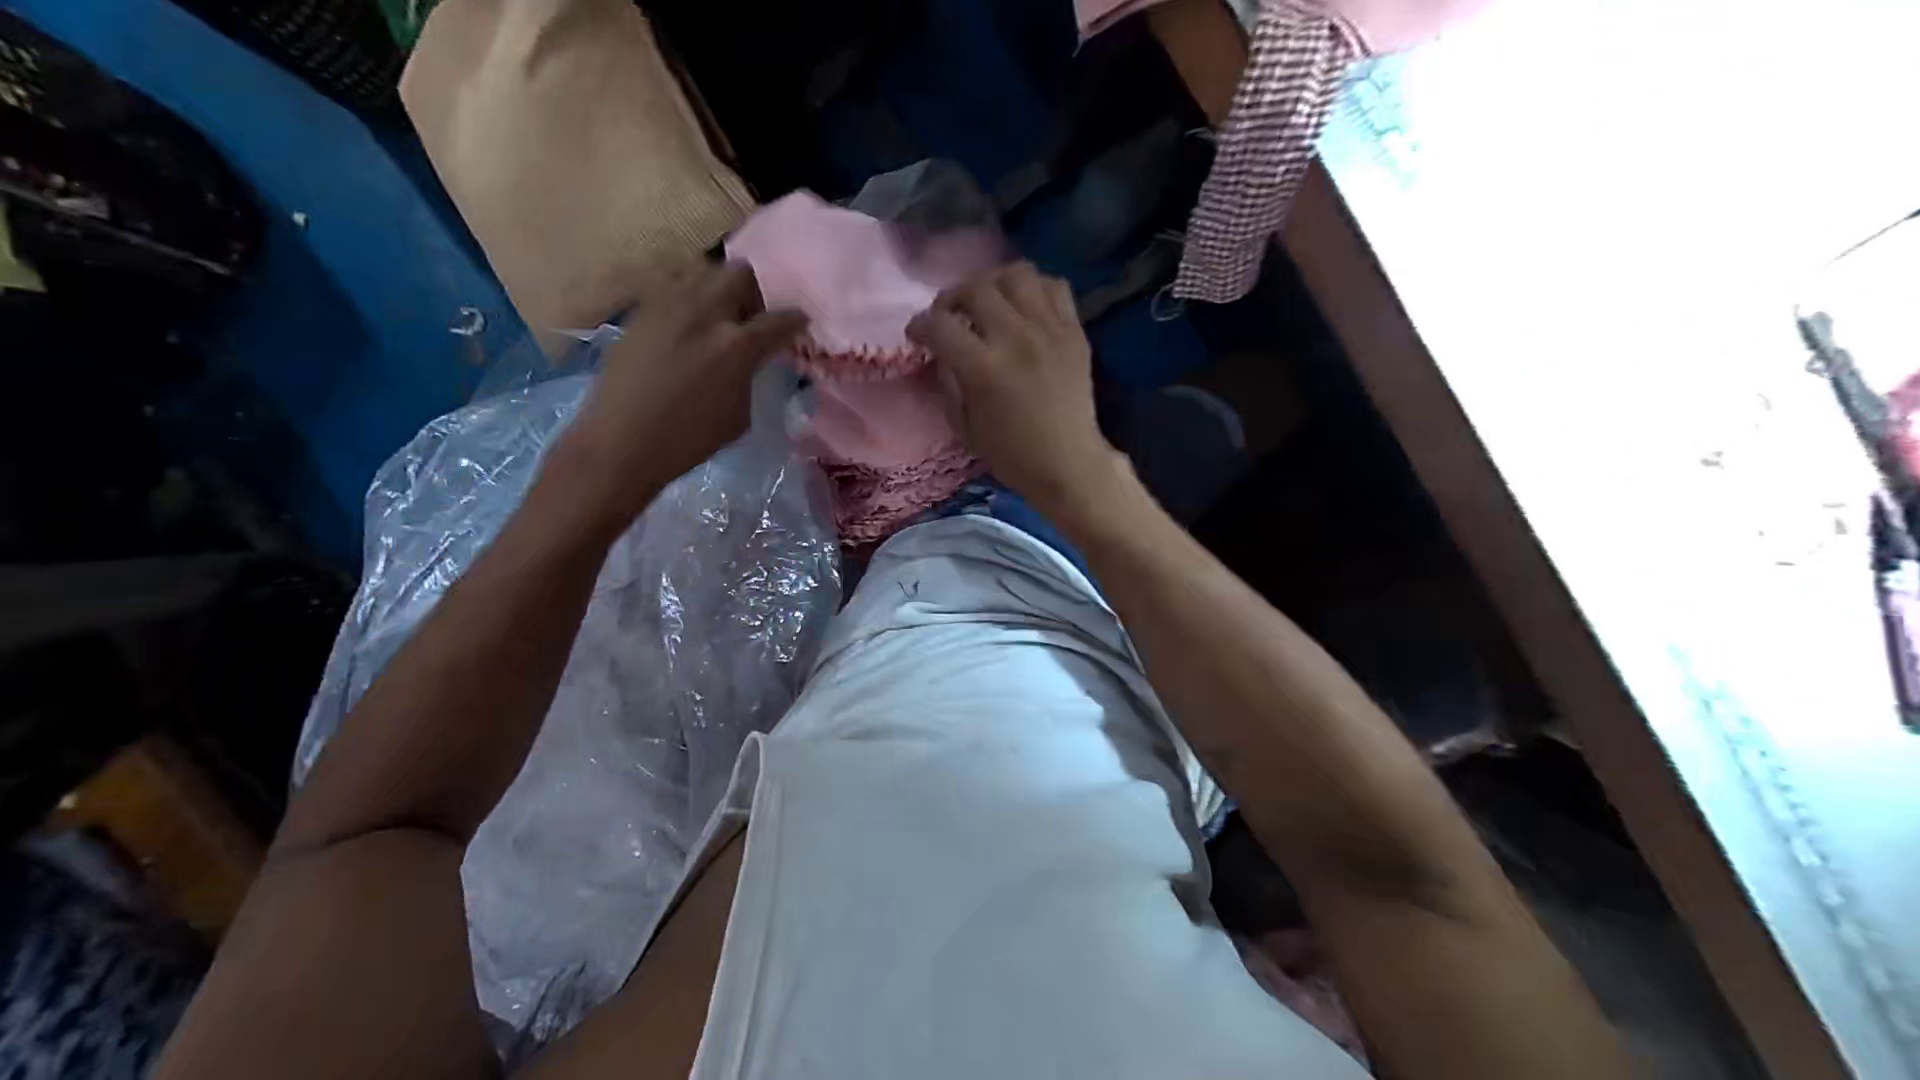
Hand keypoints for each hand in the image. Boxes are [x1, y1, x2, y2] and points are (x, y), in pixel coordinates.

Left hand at [560, 259, 806, 523]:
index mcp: (737, 345)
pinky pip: (673, 285)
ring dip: (719, 287)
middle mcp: (705, 312)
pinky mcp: (641, 309)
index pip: (780, 319)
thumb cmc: (689, 439)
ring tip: (718, 312)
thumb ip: (749, 375)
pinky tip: (688, 321)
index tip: (799, 322)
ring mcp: (669, 305)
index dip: (795, 320)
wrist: (623, 441)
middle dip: (754, 290)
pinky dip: (689, 295)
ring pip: (704, 271)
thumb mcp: (739, 414)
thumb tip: (751, 359)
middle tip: (752, 315)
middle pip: (740, 274)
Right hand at [907, 263, 1124, 519]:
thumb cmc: (1012, 454)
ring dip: (993, 283)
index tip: (917, 334)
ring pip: (1016, 274)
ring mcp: (1049, 330)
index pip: (939, 325)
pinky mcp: (1074, 330)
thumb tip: (941, 353)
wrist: (1069, 464)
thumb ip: (948, 382)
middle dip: (951, 298)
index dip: (919, 325)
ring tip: (988, 303)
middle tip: (950, 316)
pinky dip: (1033, 289)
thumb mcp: (964, 426)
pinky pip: (1053, 285)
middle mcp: (1016, 338)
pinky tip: (1024, 308)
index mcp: (984, 369)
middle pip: (975, 288)